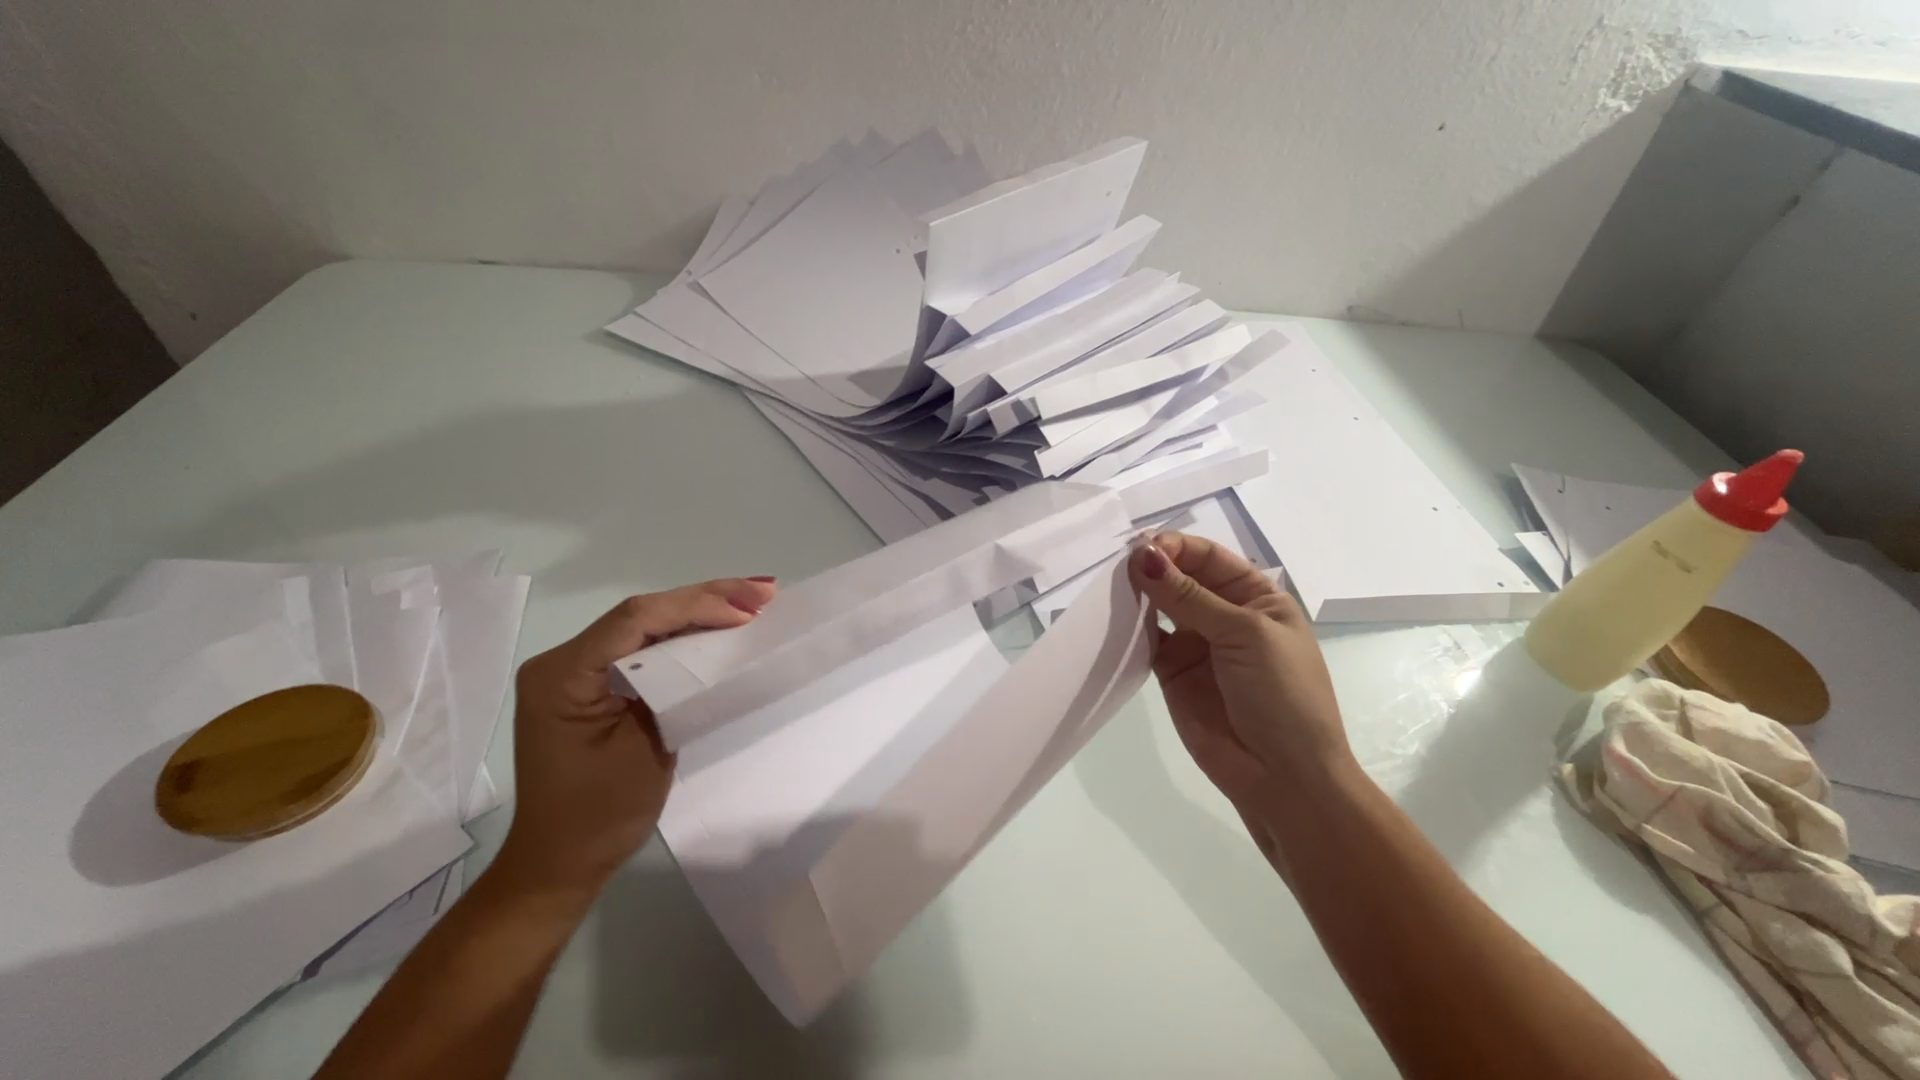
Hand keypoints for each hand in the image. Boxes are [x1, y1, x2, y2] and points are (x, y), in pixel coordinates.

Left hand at [494, 577, 777, 893]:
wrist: (560, 862)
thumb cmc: (600, 813)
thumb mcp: (647, 748)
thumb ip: (677, 690)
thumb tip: (721, 649)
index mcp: (563, 674)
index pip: (636, 620)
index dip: (696, 607)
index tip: (750, 610)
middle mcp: (563, 660)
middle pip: (642, 615)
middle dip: (706, 598)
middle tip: (765, 590)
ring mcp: (576, 670)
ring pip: (646, 626)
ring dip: (700, 612)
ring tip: (754, 599)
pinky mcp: (594, 684)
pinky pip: (642, 647)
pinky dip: (684, 637)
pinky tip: (720, 626)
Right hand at [1128, 534, 1355, 866]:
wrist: (1283, 775)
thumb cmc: (1281, 694)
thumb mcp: (1244, 635)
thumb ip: (1190, 597)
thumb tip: (1144, 556)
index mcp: (1257, 597)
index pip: (1210, 557)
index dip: (1177, 547)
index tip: (1141, 548)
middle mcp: (1225, 615)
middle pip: (1182, 577)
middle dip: (1153, 567)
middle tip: (1117, 567)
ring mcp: (1197, 645)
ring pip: (1160, 607)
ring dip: (1138, 595)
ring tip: (1109, 589)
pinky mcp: (1172, 673)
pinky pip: (1147, 642)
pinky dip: (1129, 629)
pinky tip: (1110, 620)